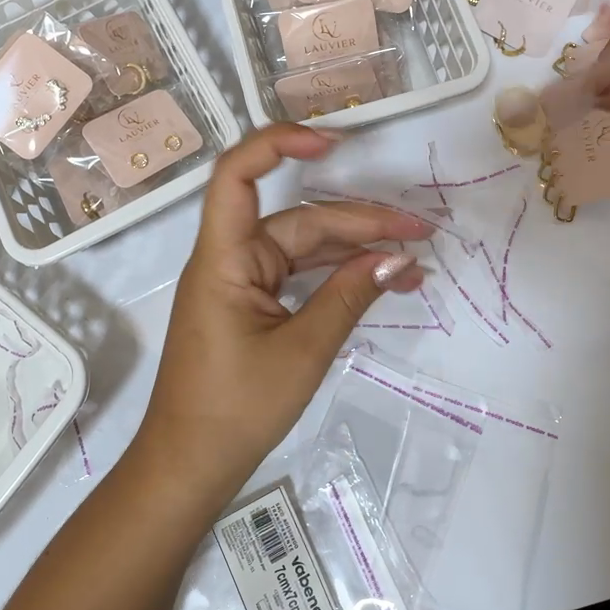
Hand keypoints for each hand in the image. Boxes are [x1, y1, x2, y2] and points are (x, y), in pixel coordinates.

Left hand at [133, 124, 431, 494]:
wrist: (189, 466)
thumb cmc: (235, 409)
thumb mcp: (302, 352)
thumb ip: (348, 298)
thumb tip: (398, 260)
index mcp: (224, 258)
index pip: (237, 175)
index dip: (278, 144)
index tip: (331, 143)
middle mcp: (231, 258)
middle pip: (297, 219)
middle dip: (359, 221)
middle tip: (420, 230)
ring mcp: (242, 281)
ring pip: (304, 247)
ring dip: (355, 250)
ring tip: (413, 258)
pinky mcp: (252, 305)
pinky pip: (299, 275)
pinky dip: (337, 277)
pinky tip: (380, 282)